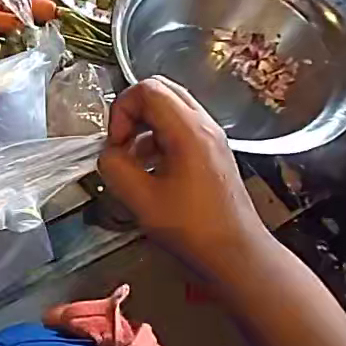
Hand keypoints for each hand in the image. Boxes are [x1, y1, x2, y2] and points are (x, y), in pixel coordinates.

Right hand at [98, 77, 268, 273]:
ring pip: (170, 107)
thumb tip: (107, 153)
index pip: (147, 89)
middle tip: (120, 143)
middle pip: (160, 90)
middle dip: (131, 111)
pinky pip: (179, 127)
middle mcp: (204, 125)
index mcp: (188, 130)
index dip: (121, 110)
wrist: (238, 256)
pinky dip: (157, 137)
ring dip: (144, 125)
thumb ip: (115, 167)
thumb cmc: (192, 230)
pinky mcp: (212, 152)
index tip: (116, 143)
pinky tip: (150, 169)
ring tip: (132, 159)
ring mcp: (211, 137)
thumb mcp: (141, 200)